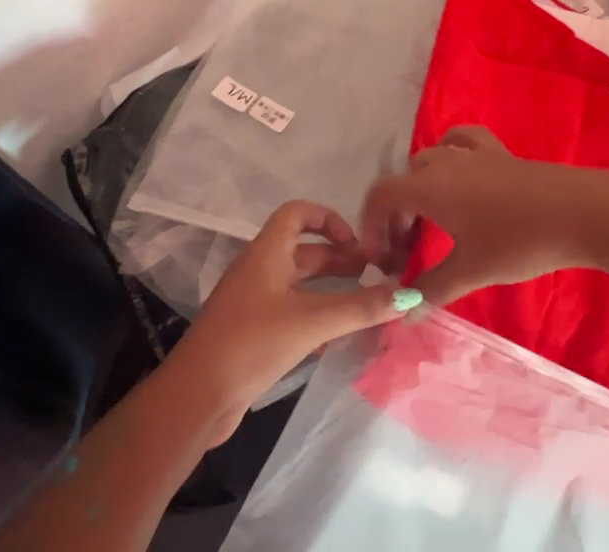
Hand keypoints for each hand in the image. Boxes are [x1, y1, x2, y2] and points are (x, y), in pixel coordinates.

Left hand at [165, 200, 404, 441]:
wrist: (198, 395)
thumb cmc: (252, 342)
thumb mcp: (311, 321)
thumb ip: (360, 307)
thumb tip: (410, 294)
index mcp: (267, 252)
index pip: (297, 213)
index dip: (329, 219)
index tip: (359, 243)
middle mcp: (259, 270)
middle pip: (304, 251)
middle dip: (340, 258)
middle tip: (377, 274)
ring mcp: (254, 302)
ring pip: (300, 284)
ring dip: (331, 288)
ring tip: (367, 302)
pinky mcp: (253, 332)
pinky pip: (292, 312)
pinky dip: (317, 315)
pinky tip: (340, 337)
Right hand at [360, 126, 590, 304]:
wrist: (577, 212)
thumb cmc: (517, 242)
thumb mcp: (470, 271)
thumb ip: (432, 289)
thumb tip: (404, 310)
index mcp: (428, 188)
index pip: (379, 196)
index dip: (370, 227)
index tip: (382, 260)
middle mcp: (443, 163)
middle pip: (403, 182)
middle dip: (397, 216)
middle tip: (408, 252)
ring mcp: (472, 153)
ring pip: (430, 161)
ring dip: (420, 189)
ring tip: (432, 221)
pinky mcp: (499, 153)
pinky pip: (461, 142)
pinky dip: (450, 153)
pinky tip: (459, 172)